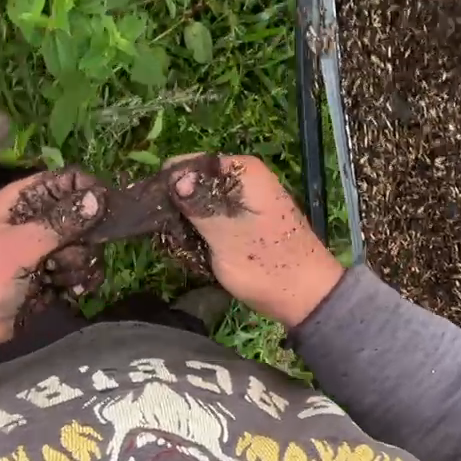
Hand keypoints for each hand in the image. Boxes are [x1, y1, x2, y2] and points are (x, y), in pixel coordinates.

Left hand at [0, 169, 105, 420]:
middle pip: (80, 219)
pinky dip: (77, 283)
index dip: (86, 191)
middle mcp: (34, 224)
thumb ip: (60, 223)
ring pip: (82, 250)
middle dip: (84, 238)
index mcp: (20, 202)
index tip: (106, 207)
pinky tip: (71, 292)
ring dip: (79, 265)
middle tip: (69, 254)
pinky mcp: (46, 282)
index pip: (64, 183)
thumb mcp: (18, 245)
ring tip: (60, 279)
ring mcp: (41, 255)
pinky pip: (76, 275)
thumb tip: (98, 198)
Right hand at [167, 154, 345, 327]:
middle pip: (194, 183)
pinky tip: (197, 252)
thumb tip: (174, 177)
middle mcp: (245, 178)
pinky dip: (202, 233)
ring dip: (188, 225)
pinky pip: (214, 218)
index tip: (155, 215)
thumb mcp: (226, 236)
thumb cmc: (266, 266)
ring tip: (182, 248)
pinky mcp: (247, 220)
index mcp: (243, 172)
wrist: (306, 296)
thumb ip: (199, 205)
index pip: (188, 164)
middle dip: (177, 208)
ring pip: (201, 203)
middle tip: (169, 239)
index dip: (168, 186)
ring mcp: (247, 199)